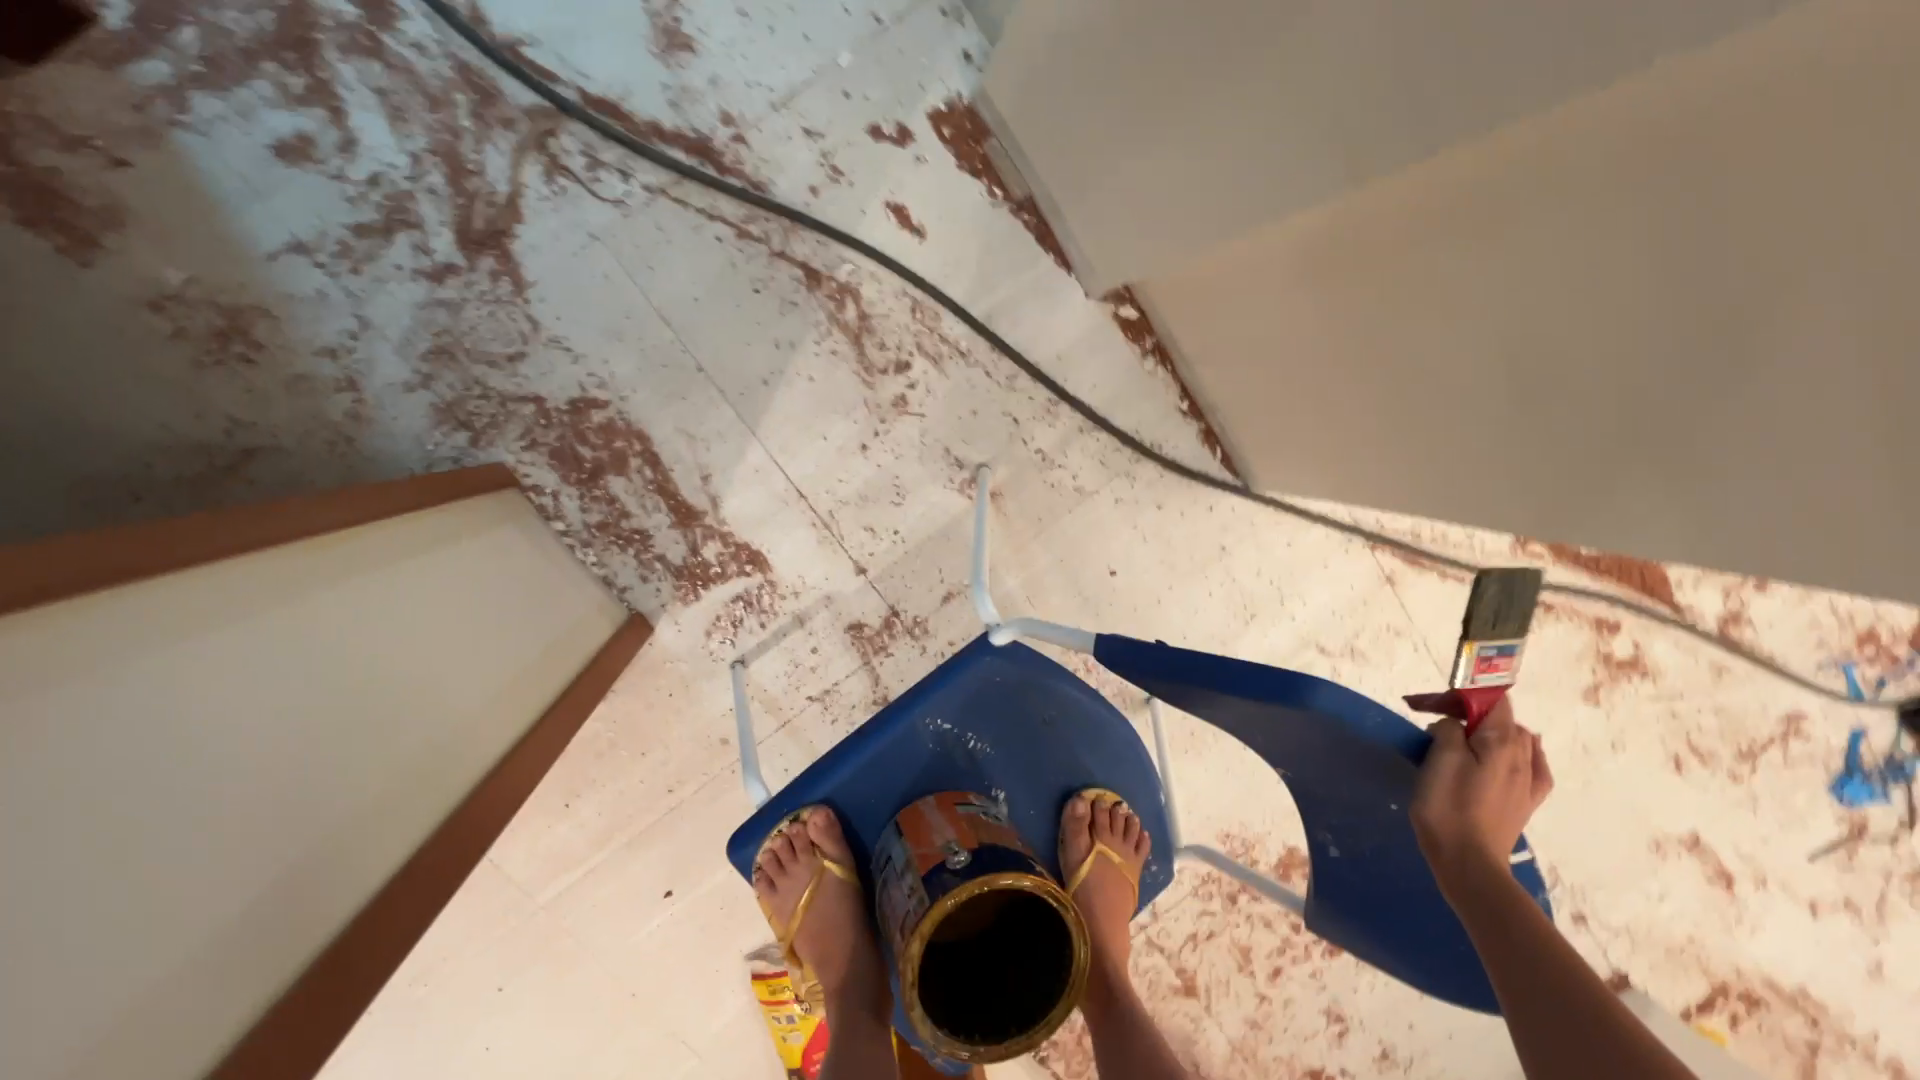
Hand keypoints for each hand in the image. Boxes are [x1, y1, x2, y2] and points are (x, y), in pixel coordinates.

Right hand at [1410, 697, 1553, 894]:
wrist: (1468, 862)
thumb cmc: (1448, 806)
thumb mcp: (1440, 758)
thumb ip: (1450, 730)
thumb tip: (1454, 726)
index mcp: (1502, 741)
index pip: (1492, 699)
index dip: (1462, 696)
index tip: (1432, 705)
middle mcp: (1523, 756)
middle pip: (1504, 719)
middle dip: (1474, 713)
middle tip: (1439, 722)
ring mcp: (1529, 781)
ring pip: (1518, 740)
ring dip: (1493, 733)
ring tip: (1466, 741)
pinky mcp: (1526, 802)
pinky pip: (1532, 765)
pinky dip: (1520, 753)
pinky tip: (1512, 759)